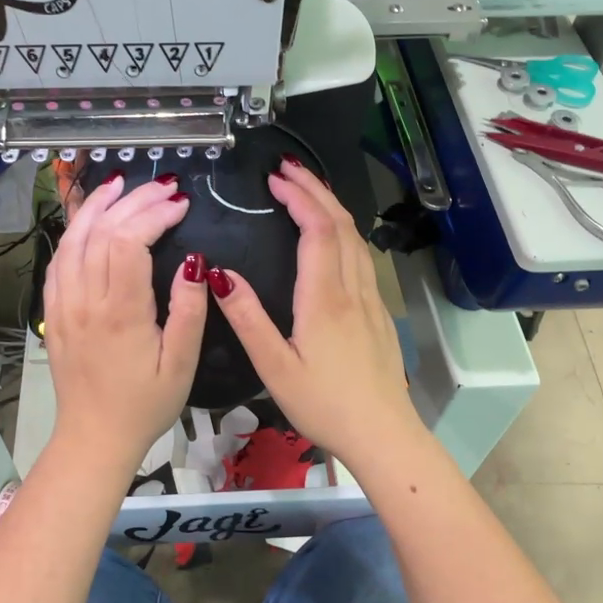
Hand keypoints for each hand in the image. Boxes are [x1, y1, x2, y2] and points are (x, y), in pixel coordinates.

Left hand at [43, 172, 206, 471]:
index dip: (154, 214)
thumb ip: (189, 312)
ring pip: (72, 241)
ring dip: (95, 207)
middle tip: (162, 188)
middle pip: (101, 231)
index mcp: (120, 313)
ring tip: (118, 185)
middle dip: (132, 201)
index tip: (181, 204)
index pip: (128, 241)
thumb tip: (194, 262)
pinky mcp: (54, 314)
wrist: (95, 437)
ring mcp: (64, 306)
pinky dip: (73, 233)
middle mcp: (86, 302)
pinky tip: (88, 222)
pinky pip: (58, 262)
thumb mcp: (181, 366)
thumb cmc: (144, 406)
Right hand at [207, 158, 421, 464]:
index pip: (316, 230)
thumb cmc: (324, 404)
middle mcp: (353, 290)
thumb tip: (219, 274)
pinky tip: (334, 239)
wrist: (383, 432)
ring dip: (333, 208)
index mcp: (325, 299)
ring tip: (309, 192)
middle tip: (289, 169)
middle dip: (316, 190)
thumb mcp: (274, 367)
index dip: (298, 197)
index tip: (274, 179)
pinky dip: (345, 232)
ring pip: (357, 239)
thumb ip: (247, 318)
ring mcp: (371, 300)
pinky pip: (363, 257)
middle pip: (341, 225)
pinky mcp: (379, 314)